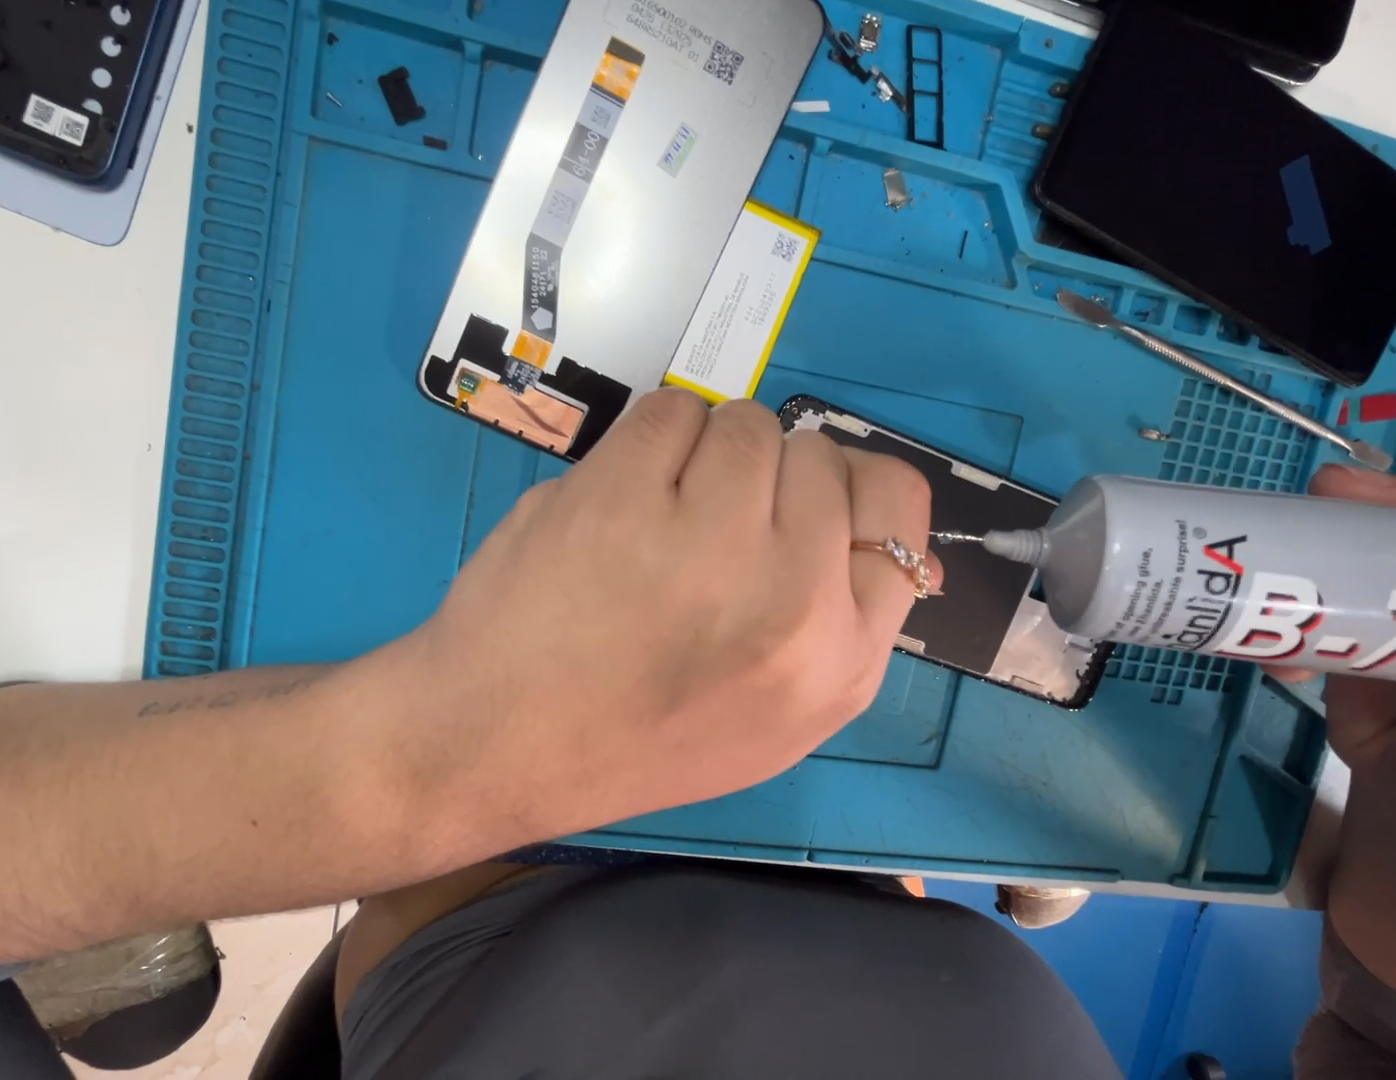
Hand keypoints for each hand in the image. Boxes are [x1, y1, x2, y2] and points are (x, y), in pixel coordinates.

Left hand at [402, 389, 938, 844]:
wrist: (498, 743)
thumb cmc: (638, 736)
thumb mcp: (777, 721)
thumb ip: (846, 627)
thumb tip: (898, 541)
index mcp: (837, 662)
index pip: (896, 512)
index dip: (847, 494)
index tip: (796, 509)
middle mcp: (792, 600)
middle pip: (823, 458)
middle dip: (770, 478)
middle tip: (707, 528)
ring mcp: (706, 542)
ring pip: (750, 424)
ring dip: (708, 454)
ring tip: (659, 515)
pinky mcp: (625, 496)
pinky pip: (675, 410)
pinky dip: (652, 439)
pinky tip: (619, 497)